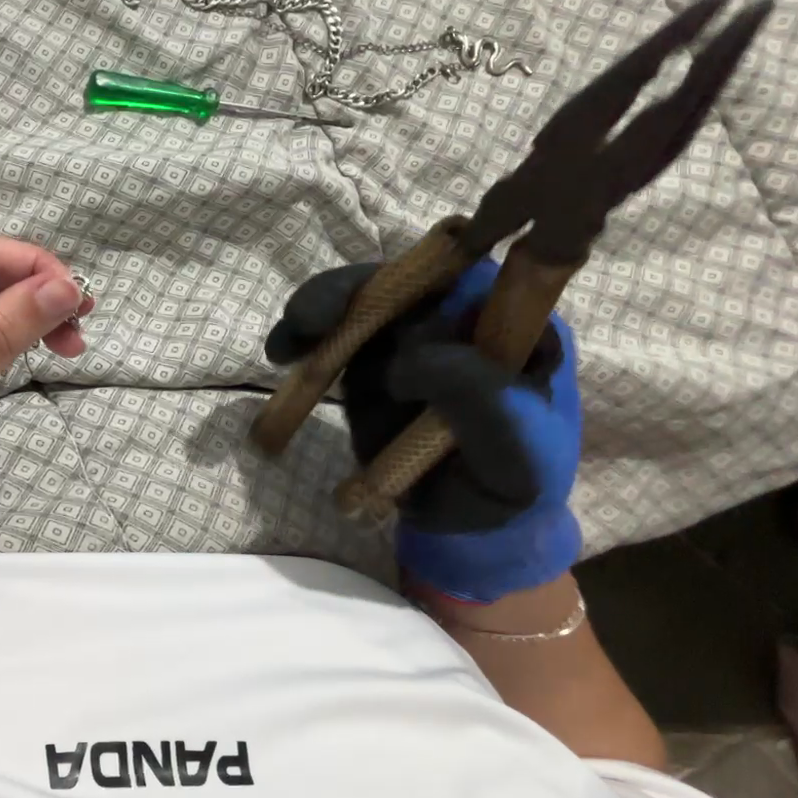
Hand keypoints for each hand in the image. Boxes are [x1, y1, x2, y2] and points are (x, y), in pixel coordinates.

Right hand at [264, 258, 582, 602]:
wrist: (468, 525)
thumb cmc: (508, 488)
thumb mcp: (515, 454)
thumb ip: (478, 401)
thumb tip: (411, 357)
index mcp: (512, 332)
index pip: (472, 279)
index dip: (424, 272)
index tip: (385, 292)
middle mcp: (458, 323)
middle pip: (402, 281)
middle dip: (351, 290)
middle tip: (309, 317)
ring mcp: (409, 341)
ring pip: (360, 303)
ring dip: (318, 310)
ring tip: (287, 340)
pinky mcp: (370, 364)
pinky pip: (334, 338)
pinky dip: (304, 339)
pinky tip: (282, 352)